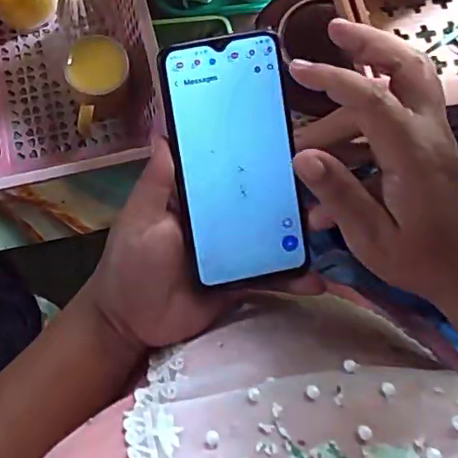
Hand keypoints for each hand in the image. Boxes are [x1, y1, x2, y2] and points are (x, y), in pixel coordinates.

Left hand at [76, 138, 318, 351]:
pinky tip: (316, 280)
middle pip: (255, 201)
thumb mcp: (141, 218)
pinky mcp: (239, 281)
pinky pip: (270, 275)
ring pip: (269, 236)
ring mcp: (230, 250)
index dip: (249, 156)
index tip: (283, 139)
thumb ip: (157, 181)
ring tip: (327, 227)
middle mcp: (215, 218)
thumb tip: (164, 132)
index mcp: (191, 196)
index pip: (224, 169)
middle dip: (287, 194)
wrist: (131, 325)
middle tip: (322, 185)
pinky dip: (292, 277)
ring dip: (297, 234)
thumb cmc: (130, 263)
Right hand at [288, 19, 457, 299]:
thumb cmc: (421, 259)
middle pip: (408, 65)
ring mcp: (432, 134)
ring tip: (308, 135)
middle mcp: (428, 133)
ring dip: (354, 88)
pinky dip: (361, 115)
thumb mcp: (373, 239)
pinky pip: (396, 106)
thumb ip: (339, 195)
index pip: (374, 99)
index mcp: (414, 156)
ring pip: (402, 82)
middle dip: (370, 40)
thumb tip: (303, 158)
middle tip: (332, 29)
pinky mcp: (426, 141)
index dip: (334, 78)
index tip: (297, 69)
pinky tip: (329, 157)